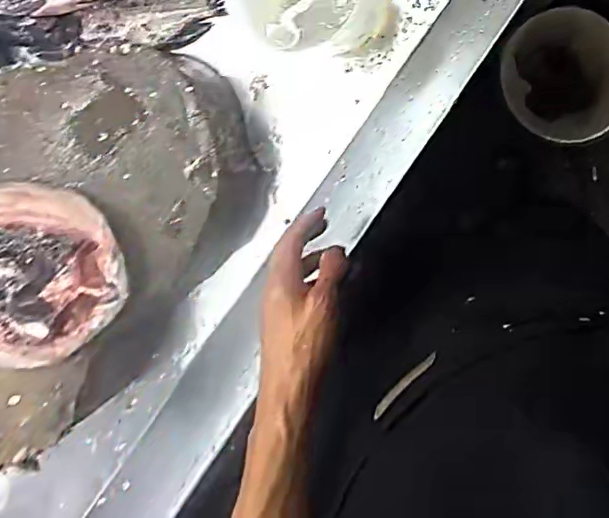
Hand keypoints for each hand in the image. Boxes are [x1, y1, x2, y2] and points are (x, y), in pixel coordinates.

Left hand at [257, 207, 347, 423]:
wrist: (286, 395)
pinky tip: (324, 291)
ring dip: (310, 260)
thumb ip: (331, 272)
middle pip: (287, 254)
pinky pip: (294, 289)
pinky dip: (310, 279)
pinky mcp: (281, 325)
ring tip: (331, 259)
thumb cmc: (304, 349)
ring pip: (292, 272)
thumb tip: (336, 251)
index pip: (290, 241)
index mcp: (280, 280)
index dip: (307, 223)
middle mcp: (272, 291)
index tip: (321, 213)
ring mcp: (274, 309)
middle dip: (306, 238)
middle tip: (323, 227)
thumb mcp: (325, 304)